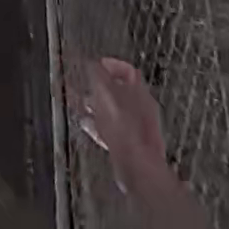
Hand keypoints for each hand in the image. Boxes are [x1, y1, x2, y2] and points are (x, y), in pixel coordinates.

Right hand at [83, 57, 167, 180]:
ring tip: (84, 106)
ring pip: (117, 110)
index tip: (98, 65)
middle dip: (103, 87)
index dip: (112, 65)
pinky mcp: (134, 146)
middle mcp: (144, 107)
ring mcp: (141, 127)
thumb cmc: (122, 124)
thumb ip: (97, 74)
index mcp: (140, 90)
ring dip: (100, 107)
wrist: (136, 165)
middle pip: (122, 90)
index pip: (127, 69)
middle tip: (87, 86)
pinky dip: (101, 126)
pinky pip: (115, 130)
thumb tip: (92, 63)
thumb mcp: (103, 91)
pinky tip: (89, 127)